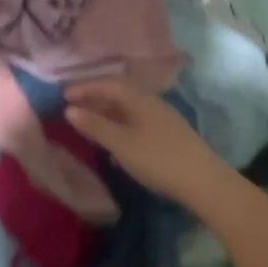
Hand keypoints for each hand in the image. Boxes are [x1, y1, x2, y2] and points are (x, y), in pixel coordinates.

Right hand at [65, 79, 225, 203]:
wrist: (204, 182)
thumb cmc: (158, 159)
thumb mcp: (120, 143)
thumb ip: (94, 125)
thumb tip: (69, 109)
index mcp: (138, 99)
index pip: (107, 84)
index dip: (84, 87)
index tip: (63, 96)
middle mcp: (151, 102)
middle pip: (119, 93)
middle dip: (94, 99)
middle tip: (73, 108)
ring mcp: (162, 118)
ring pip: (128, 109)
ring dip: (107, 113)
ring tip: (89, 125)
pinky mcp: (168, 134)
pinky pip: (136, 121)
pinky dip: (119, 126)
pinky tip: (114, 143)